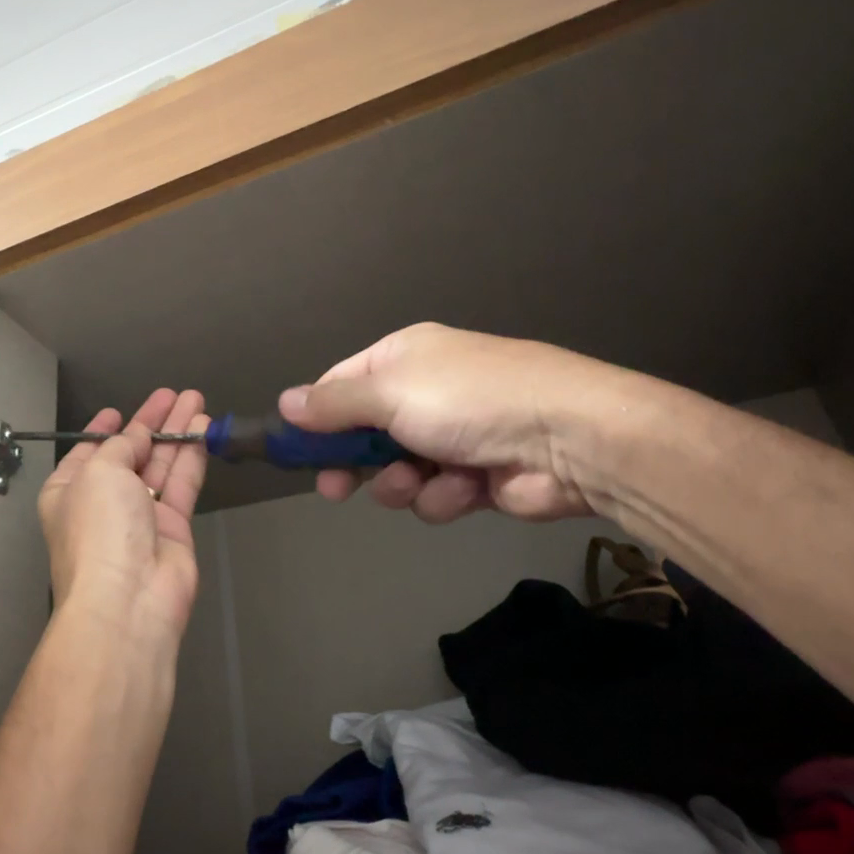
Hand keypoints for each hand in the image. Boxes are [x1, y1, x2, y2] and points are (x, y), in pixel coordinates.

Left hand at [36, 389, 209, 643]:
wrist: (128, 600)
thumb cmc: (98, 530)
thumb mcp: (98, 472)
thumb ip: (120, 447)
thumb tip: (137, 436)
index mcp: (68, 491)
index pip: (87, 452)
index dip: (104, 429)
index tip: (118, 409)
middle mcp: (102, 503)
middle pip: (130, 454)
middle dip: (151, 424)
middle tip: (175, 395)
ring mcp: (139, 517)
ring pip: (160, 466)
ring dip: (176, 433)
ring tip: (195, 400)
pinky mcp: (173, 529)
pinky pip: (182, 484)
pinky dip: (192, 456)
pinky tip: (204, 429)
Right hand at [278, 323, 629, 523]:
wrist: (569, 438)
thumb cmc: (469, 401)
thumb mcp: (388, 393)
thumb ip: (332, 404)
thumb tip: (285, 402)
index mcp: (404, 357)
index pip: (340, 385)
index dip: (316, 418)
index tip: (296, 452)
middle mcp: (426, 391)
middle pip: (364, 433)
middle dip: (353, 462)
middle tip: (336, 487)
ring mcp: (453, 435)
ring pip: (396, 470)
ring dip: (401, 482)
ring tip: (419, 481)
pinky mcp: (476, 477)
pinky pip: (434, 494)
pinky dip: (444, 495)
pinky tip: (465, 488)